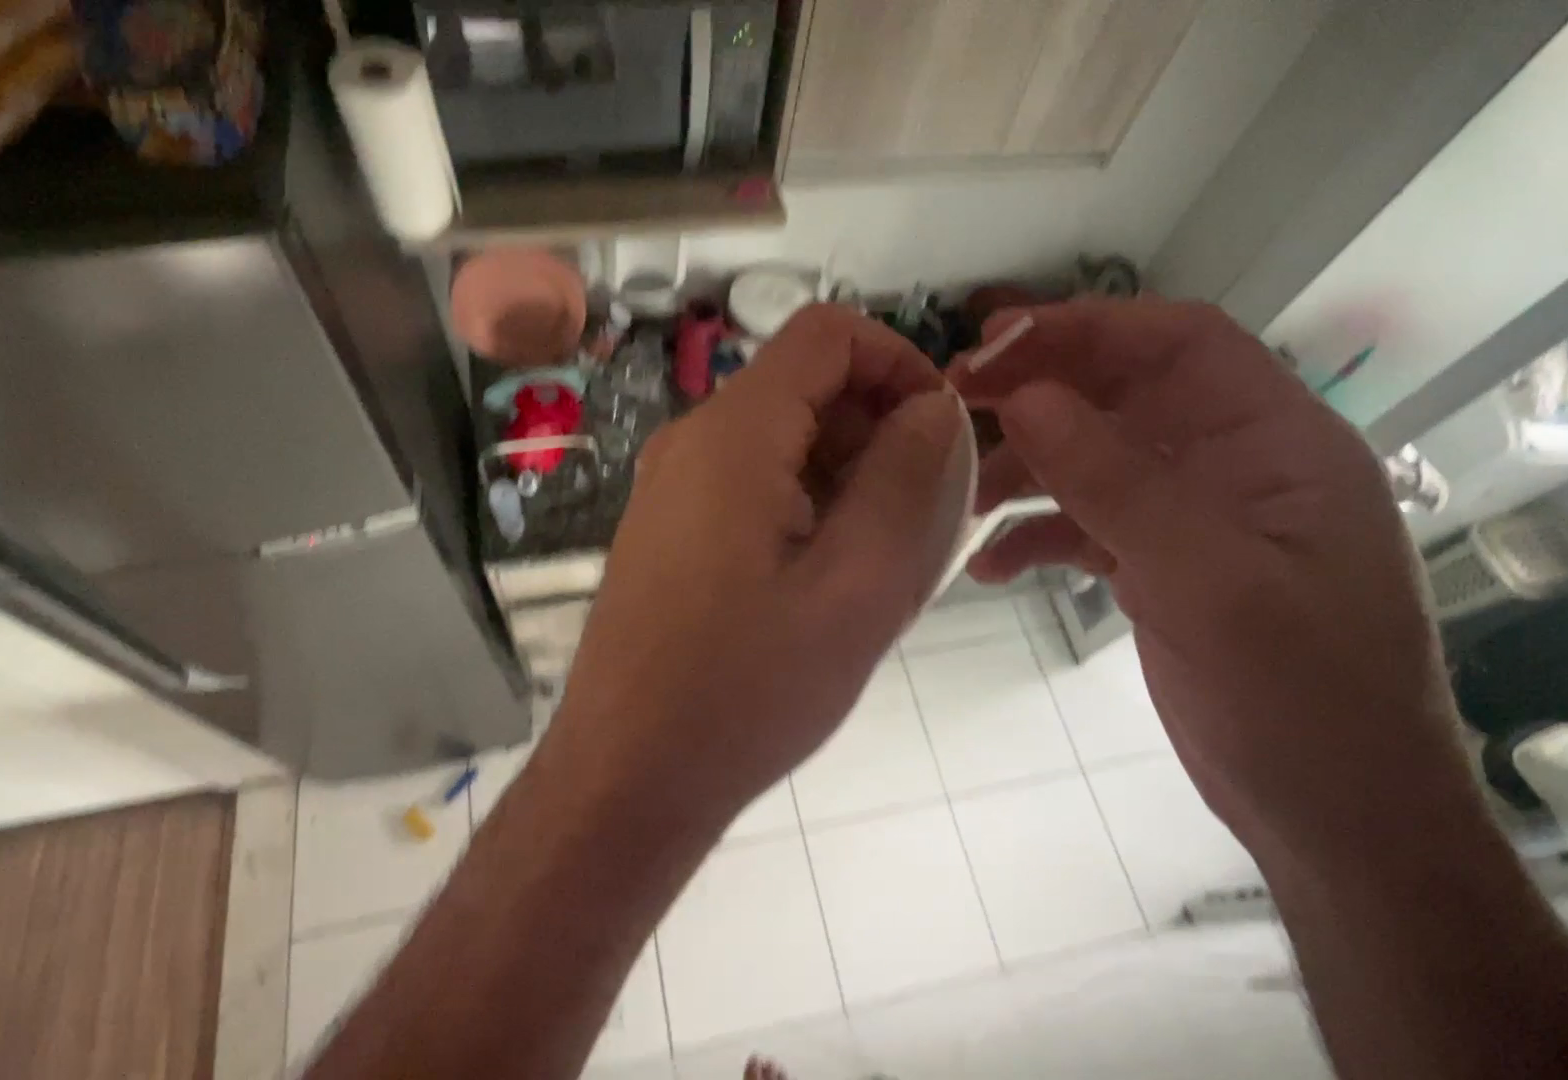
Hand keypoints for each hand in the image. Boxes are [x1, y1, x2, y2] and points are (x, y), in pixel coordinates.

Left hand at [552, 305, 972, 823]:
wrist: (626, 777)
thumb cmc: (746, 691)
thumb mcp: (857, 587)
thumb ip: (907, 480)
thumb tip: (933, 407)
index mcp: (734, 435)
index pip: (828, 334)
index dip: (899, 363)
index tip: (940, 437)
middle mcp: (690, 444)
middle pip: (805, 390)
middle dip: (877, 435)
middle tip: (921, 524)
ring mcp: (670, 491)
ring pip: (782, 447)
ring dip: (846, 484)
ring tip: (878, 570)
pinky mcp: (666, 536)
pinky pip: (750, 492)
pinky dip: (804, 514)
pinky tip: (823, 590)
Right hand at [951, 298, 1480, 862]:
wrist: (1336, 815)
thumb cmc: (1300, 697)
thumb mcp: (1208, 582)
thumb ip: (1115, 484)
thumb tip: (1025, 396)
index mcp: (1275, 442)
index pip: (1178, 342)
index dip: (1085, 328)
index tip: (992, 347)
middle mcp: (1233, 465)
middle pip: (1124, 396)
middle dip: (1038, 394)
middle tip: (950, 405)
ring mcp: (1195, 519)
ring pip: (1095, 462)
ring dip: (1025, 471)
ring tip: (958, 500)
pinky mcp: (1164, 568)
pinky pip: (1088, 528)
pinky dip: (1036, 537)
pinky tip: (989, 568)